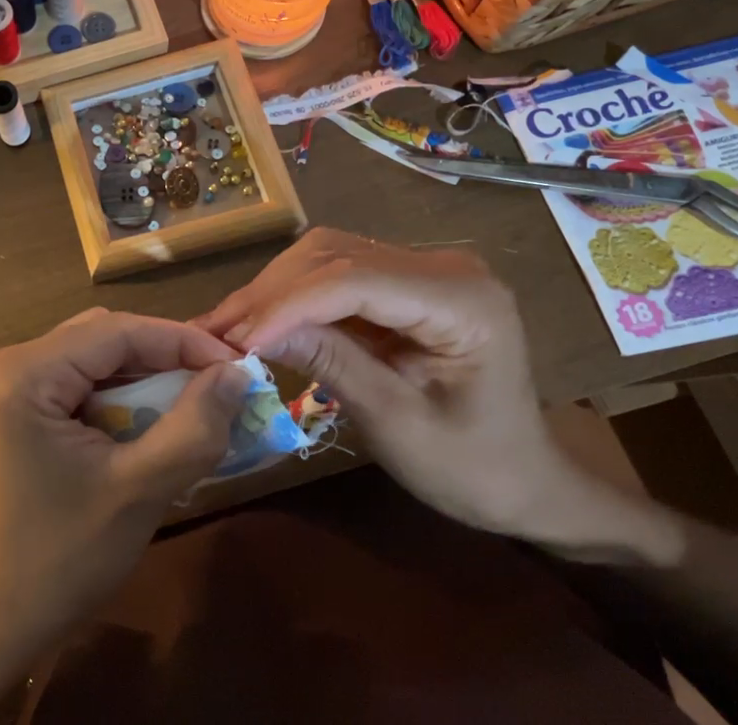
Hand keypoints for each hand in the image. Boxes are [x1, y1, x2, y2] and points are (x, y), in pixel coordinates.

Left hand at [0, 309, 246, 721]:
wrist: (4, 617)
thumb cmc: (66, 556)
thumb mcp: (140, 489)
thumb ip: (193, 426)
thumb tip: (237, 373)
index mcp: (27, 373)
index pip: (118, 331)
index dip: (185, 341)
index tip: (242, 365)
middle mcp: (15, 365)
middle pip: (107, 338)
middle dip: (169, 357)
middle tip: (226, 383)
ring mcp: (16, 389)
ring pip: (100, 360)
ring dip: (152, 379)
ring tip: (205, 402)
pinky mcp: (26, 412)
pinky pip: (87, 386)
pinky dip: (129, 399)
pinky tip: (165, 422)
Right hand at [198, 229, 678, 560]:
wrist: (524, 482)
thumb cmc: (471, 467)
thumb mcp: (397, 423)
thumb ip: (332, 364)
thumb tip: (254, 330)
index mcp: (463, 299)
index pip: (354, 280)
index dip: (286, 305)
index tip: (233, 342)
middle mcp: (445, 266)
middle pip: (334, 255)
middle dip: (269, 293)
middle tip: (212, 333)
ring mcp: (424, 269)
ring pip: (325, 256)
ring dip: (271, 290)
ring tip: (224, 327)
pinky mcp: (403, 283)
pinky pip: (334, 274)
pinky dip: (290, 297)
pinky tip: (256, 321)